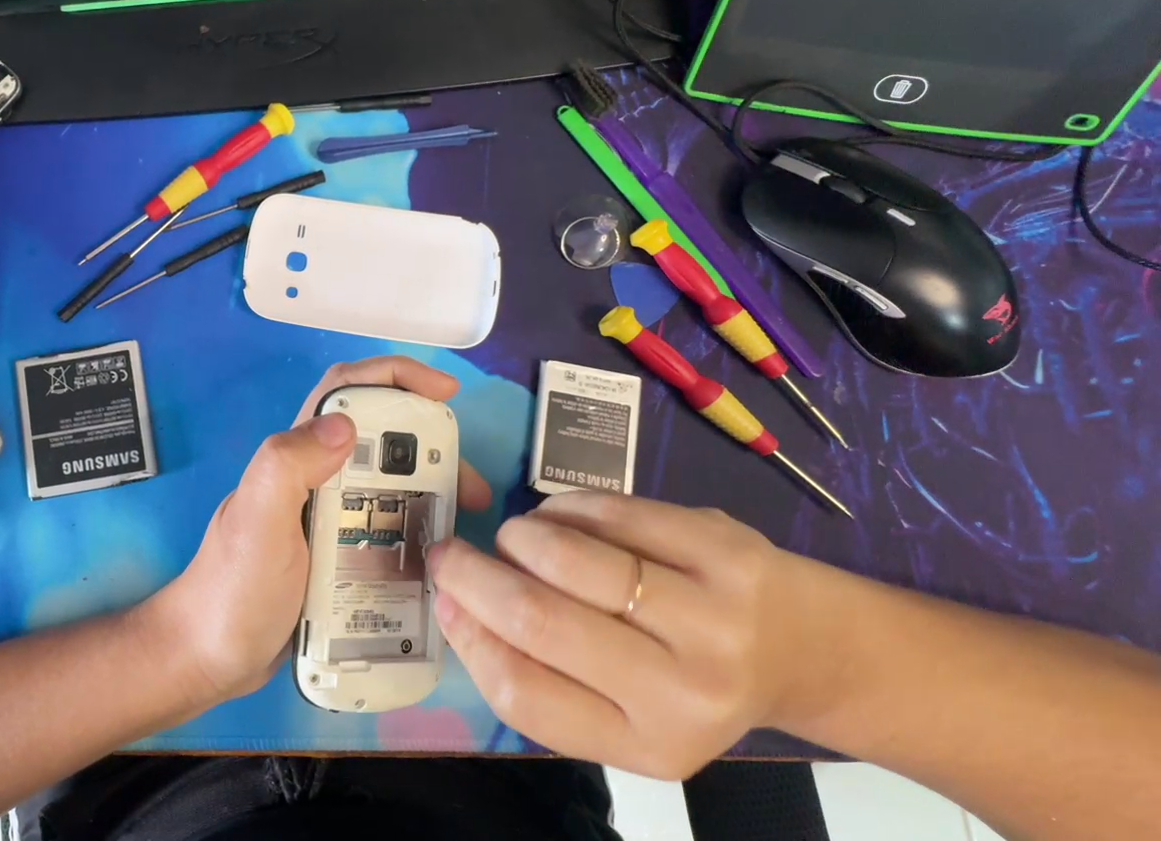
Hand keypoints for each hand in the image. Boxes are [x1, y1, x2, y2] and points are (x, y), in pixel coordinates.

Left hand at [145, 357, 491, 706]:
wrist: (211, 657)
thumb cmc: (234, 587)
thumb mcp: (258, 520)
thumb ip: (288, 464)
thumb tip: (346, 423)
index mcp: (293, 457)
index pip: (345, 392)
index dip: (395, 377)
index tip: (446, 392)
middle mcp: (313, 477)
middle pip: (380, 438)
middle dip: (431, 444)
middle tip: (470, 483)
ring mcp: (327, 517)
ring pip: (390, 483)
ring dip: (431, 489)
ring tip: (465, 520)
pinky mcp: (338, 554)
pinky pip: (388, 527)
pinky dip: (419, 528)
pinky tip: (441, 553)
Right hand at [430, 492, 832, 779]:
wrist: (807, 648)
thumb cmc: (690, 678)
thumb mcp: (623, 708)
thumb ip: (541, 670)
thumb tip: (454, 602)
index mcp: (649, 744)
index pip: (525, 694)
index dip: (469, 637)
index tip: (445, 599)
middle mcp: (684, 692)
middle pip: (538, 620)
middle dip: (474, 576)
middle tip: (450, 552)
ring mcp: (711, 617)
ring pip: (568, 558)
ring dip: (518, 536)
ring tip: (516, 538)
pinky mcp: (723, 551)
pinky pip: (609, 512)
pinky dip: (563, 508)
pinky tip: (561, 518)